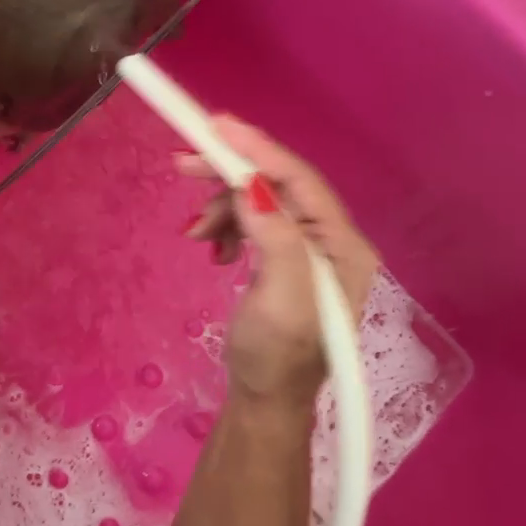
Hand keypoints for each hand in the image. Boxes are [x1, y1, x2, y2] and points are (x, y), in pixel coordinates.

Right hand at [176, 117, 379, 402]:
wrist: (264, 400)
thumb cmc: (276, 357)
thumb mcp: (279, 299)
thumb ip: (275, 238)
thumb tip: (251, 185)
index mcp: (343, 246)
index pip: (299, 180)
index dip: (257, 149)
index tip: (215, 125)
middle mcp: (330, 239)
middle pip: (277, 183)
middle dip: (230, 172)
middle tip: (182, 163)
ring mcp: (307, 249)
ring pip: (258, 200)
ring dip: (221, 206)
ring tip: (194, 233)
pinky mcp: (283, 258)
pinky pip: (250, 221)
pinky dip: (225, 225)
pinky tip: (211, 247)